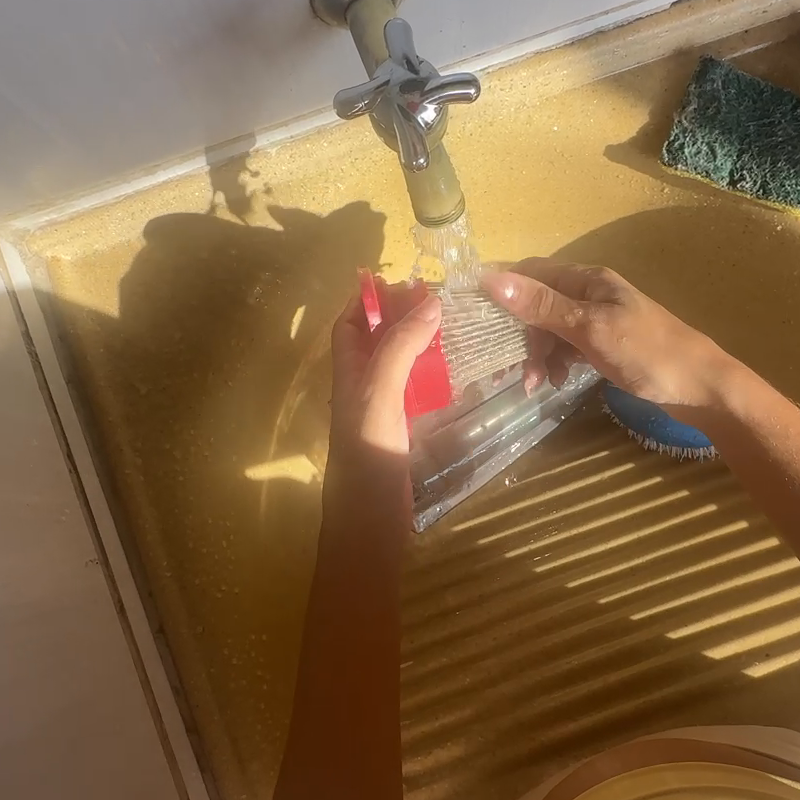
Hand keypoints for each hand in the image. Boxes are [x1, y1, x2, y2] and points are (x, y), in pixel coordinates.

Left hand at [329, 280, 441, 460]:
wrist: (371, 518)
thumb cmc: (369, 452)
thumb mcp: (381, 392)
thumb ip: (400, 348)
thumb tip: (430, 302)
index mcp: (347, 374)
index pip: (348, 325)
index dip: (366, 301)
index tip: (399, 281)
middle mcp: (361, 388)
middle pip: (374, 341)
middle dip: (398, 318)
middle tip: (436, 300)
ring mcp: (381, 411)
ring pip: (396, 366)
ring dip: (417, 344)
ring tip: (449, 326)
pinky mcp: (400, 432)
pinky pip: (413, 392)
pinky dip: (429, 376)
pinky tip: (451, 373)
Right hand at [481, 258, 739, 414]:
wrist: (701, 387)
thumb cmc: (648, 353)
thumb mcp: (590, 329)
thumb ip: (542, 306)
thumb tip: (491, 278)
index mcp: (587, 280)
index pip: (530, 273)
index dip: (501, 291)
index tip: (476, 321)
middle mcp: (590, 293)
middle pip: (538, 305)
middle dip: (523, 337)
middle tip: (516, 372)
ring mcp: (599, 319)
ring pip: (551, 330)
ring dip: (539, 355)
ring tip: (539, 386)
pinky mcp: (606, 344)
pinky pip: (568, 347)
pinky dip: (559, 363)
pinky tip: (559, 382)